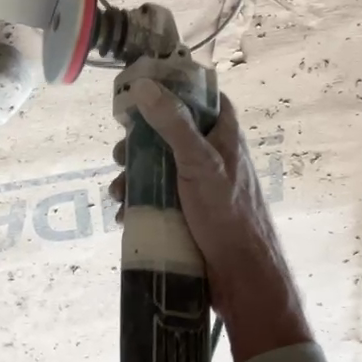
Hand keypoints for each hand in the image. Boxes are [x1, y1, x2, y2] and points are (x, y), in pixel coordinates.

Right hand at [115, 80, 313, 361]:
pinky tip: (125, 212)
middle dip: (137, 142)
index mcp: (221, 130)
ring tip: (119, 192)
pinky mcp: (187, 206)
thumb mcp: (199, 161)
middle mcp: (210, 149)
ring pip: (157, 163)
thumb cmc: (227, 211)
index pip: (196, 93)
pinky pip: (157, 193)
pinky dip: (139, 199)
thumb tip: (143, 85)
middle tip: (120, 154)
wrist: (242, 276)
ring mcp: (198, 179)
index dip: (168, 87)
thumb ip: (173, 122)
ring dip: (132, 175)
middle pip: (166, 129)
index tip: (137, 91)